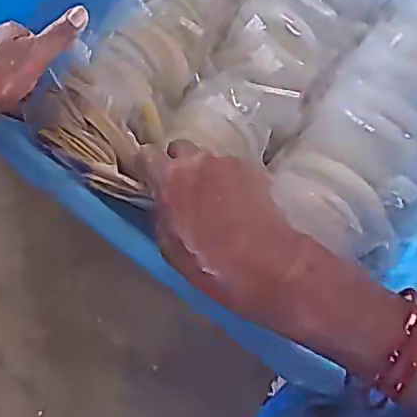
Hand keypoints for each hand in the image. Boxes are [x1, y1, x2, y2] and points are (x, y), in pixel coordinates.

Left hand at [0, 6, 87, 148]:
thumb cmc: (1, 78)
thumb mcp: (38, 54)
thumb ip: (59, 35)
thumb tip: (81, 10)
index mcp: (8, 31)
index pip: (35, 35)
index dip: (47, 51)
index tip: (58, 66)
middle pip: (21, 55)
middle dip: (34, 69)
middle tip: (46, 86)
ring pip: (9, 73)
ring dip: (21, 85)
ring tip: (32, 100)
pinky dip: (8, 99)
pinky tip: (13, 111)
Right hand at [144, 142, 387, 363]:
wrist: (272, 266)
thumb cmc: (212, 265)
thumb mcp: (170, 247)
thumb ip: (160, 214)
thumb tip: (161, 200)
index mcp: (171, 178)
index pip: (145, 155)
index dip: (144, 166)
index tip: (145, 178)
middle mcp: (198, 160)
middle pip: (179, 150)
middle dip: (176, 165)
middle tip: (181, 190)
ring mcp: (229, 162)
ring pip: (207, 160)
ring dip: (204, 174)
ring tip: (213, 202)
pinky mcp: (254, 169)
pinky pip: (230, 170)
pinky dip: (228, 181)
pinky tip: (235, 205)